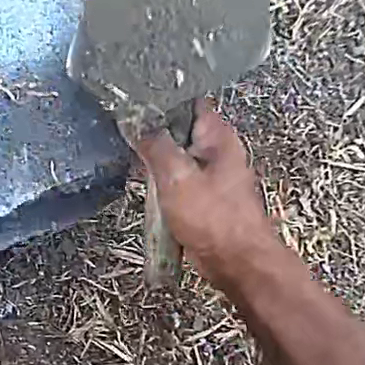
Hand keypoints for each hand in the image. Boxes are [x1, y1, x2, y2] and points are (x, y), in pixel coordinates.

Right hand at [130, 98, 284, 289]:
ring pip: (176, 161)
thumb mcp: (176, 176)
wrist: (236, 262)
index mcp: (218, 137)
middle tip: (129, 142)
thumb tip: (137, 125)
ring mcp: (212, 177)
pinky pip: (177, 185)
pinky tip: (148, 195)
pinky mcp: (204, 200)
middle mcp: (218, 152)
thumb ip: (156, 146)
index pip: (190, 103)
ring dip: (156, 166)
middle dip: (154, 137)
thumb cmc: (212, 218)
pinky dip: (163, 188)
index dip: (163, 102)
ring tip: (135, 167)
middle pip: (180, 133)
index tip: (135, 106)